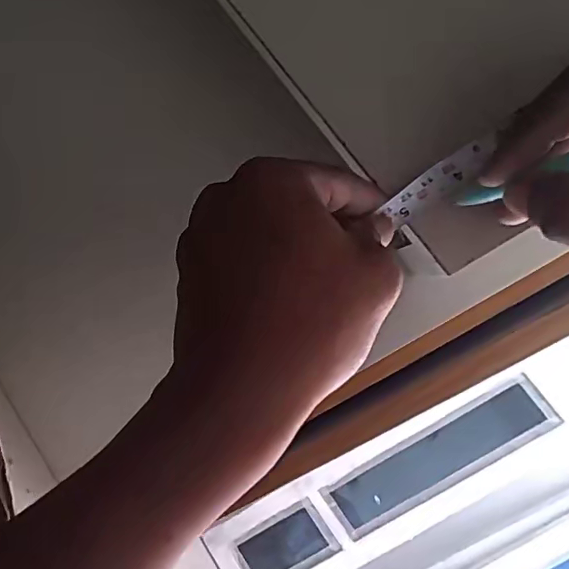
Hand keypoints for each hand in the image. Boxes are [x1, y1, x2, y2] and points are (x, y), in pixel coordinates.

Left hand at [172, 158, 402, 417]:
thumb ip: (376, 238)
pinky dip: (262, 274)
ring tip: (320, 293)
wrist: (241, 387)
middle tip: (355, 258)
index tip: (379, 221)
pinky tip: (286, 306)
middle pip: (292, 203)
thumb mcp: (375, 273)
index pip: (335, 183)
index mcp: (269, 181)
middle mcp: (224, 201)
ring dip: (292, 252)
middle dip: (325, 228)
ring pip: (264, 234)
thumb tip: (365, 234)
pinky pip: (239, 262)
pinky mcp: (188, 274)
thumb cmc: (303, 330)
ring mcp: (199, 237)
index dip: (367, 207)